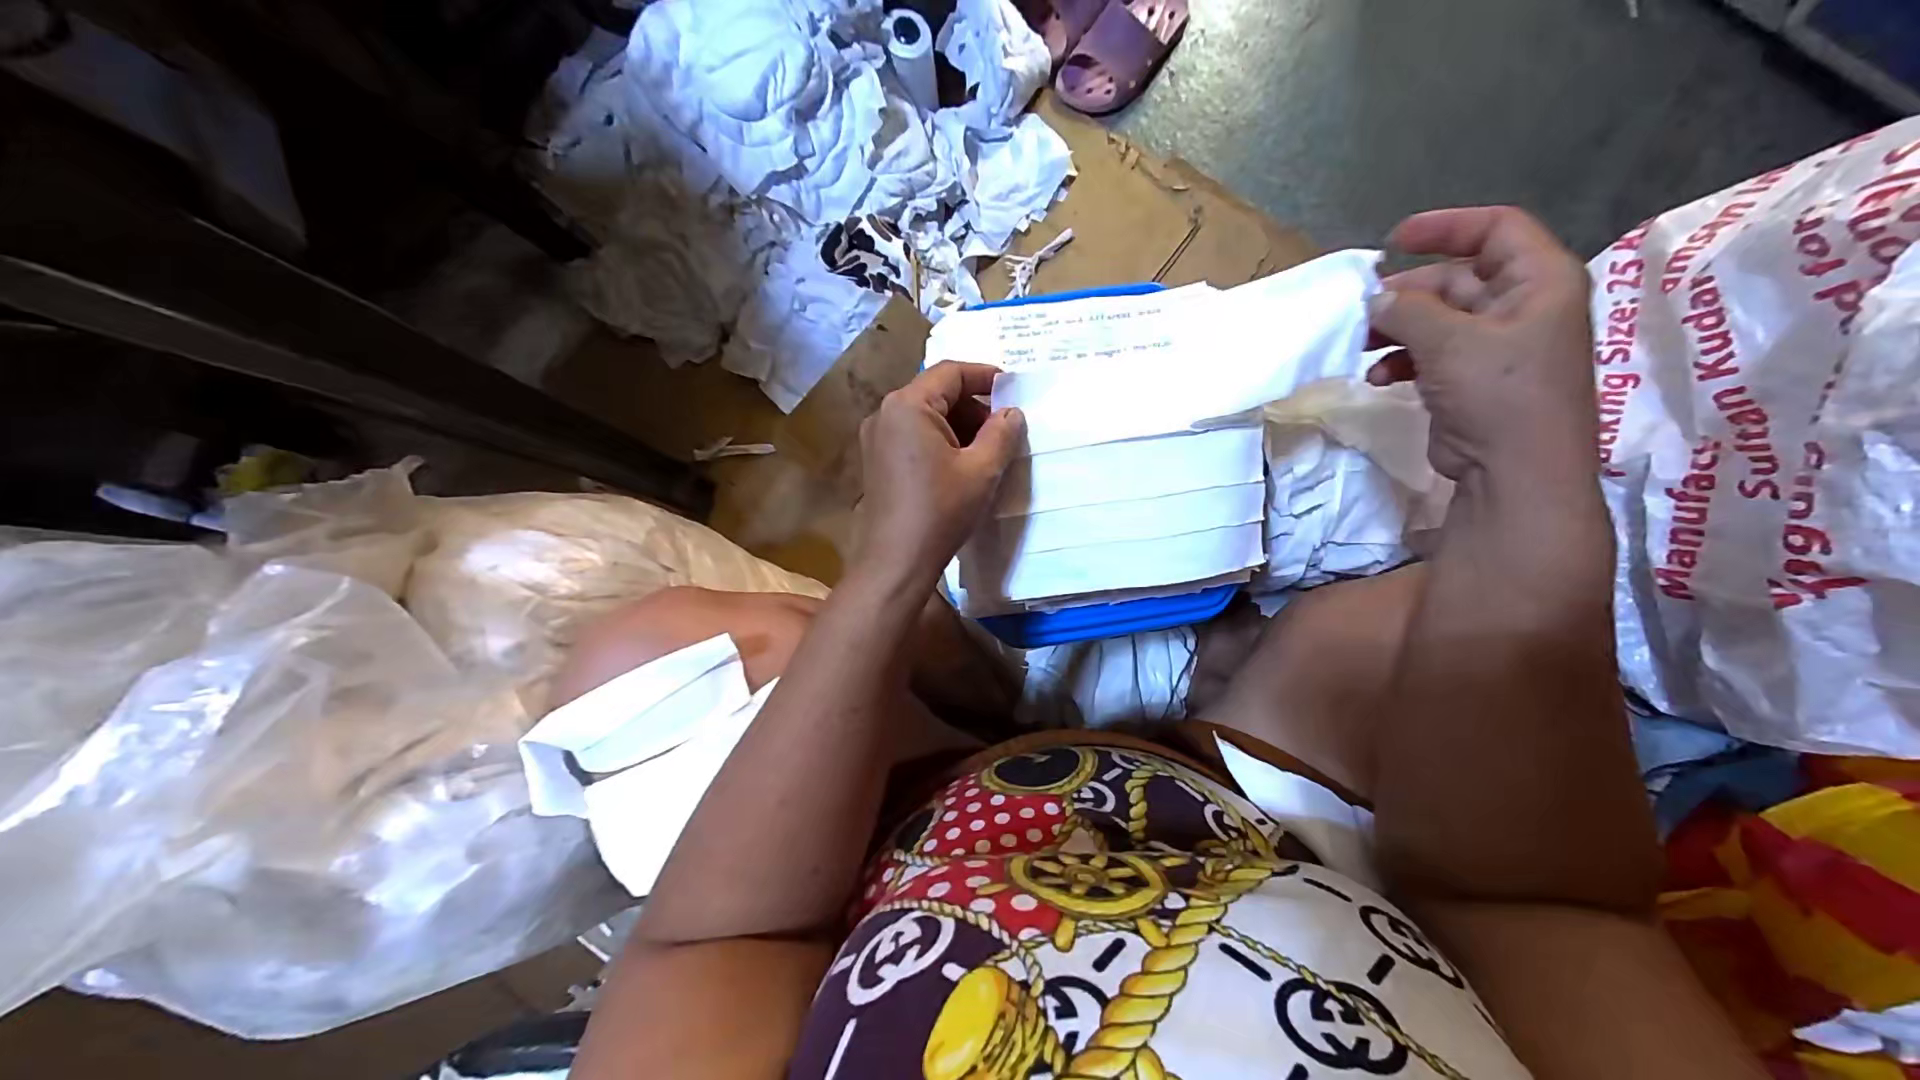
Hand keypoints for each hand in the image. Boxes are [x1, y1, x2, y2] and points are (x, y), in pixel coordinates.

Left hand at [854, 362, 1024, 587]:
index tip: (1012, 390)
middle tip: (1002, 431)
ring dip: (958, 425)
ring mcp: (875, 437)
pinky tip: (959, 466)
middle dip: (973, 406)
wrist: (896, 561)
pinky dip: (939, 440)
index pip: (950, 372)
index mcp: (907, 405)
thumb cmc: (939, 511)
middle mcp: (884, 413)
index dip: (985, 376)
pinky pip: (911, 435)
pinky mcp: (875, 460)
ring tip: (985, 452)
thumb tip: (1012, 412)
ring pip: (924, 415)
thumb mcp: (981, 471)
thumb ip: (1002, 433)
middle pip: (935, 392)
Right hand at [1366, 207, 1595, 484]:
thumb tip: (1375, 300)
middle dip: (1406, 294)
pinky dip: (1401, 361)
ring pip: (1436, 321)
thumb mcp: (1452, 343)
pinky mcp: (1469, 380)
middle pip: (1456, 280)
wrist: (1515, 469)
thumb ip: (1409, 311)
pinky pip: (1429, 355)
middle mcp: (1520, 307)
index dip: (1446, 228)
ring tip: (1361, 345)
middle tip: (1362, 310)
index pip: (1497, 229)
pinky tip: (1378, 378)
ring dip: (1396, 330)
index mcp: (1538, 282)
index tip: (1394, 240)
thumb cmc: (1500, 394)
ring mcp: (1494, 346)